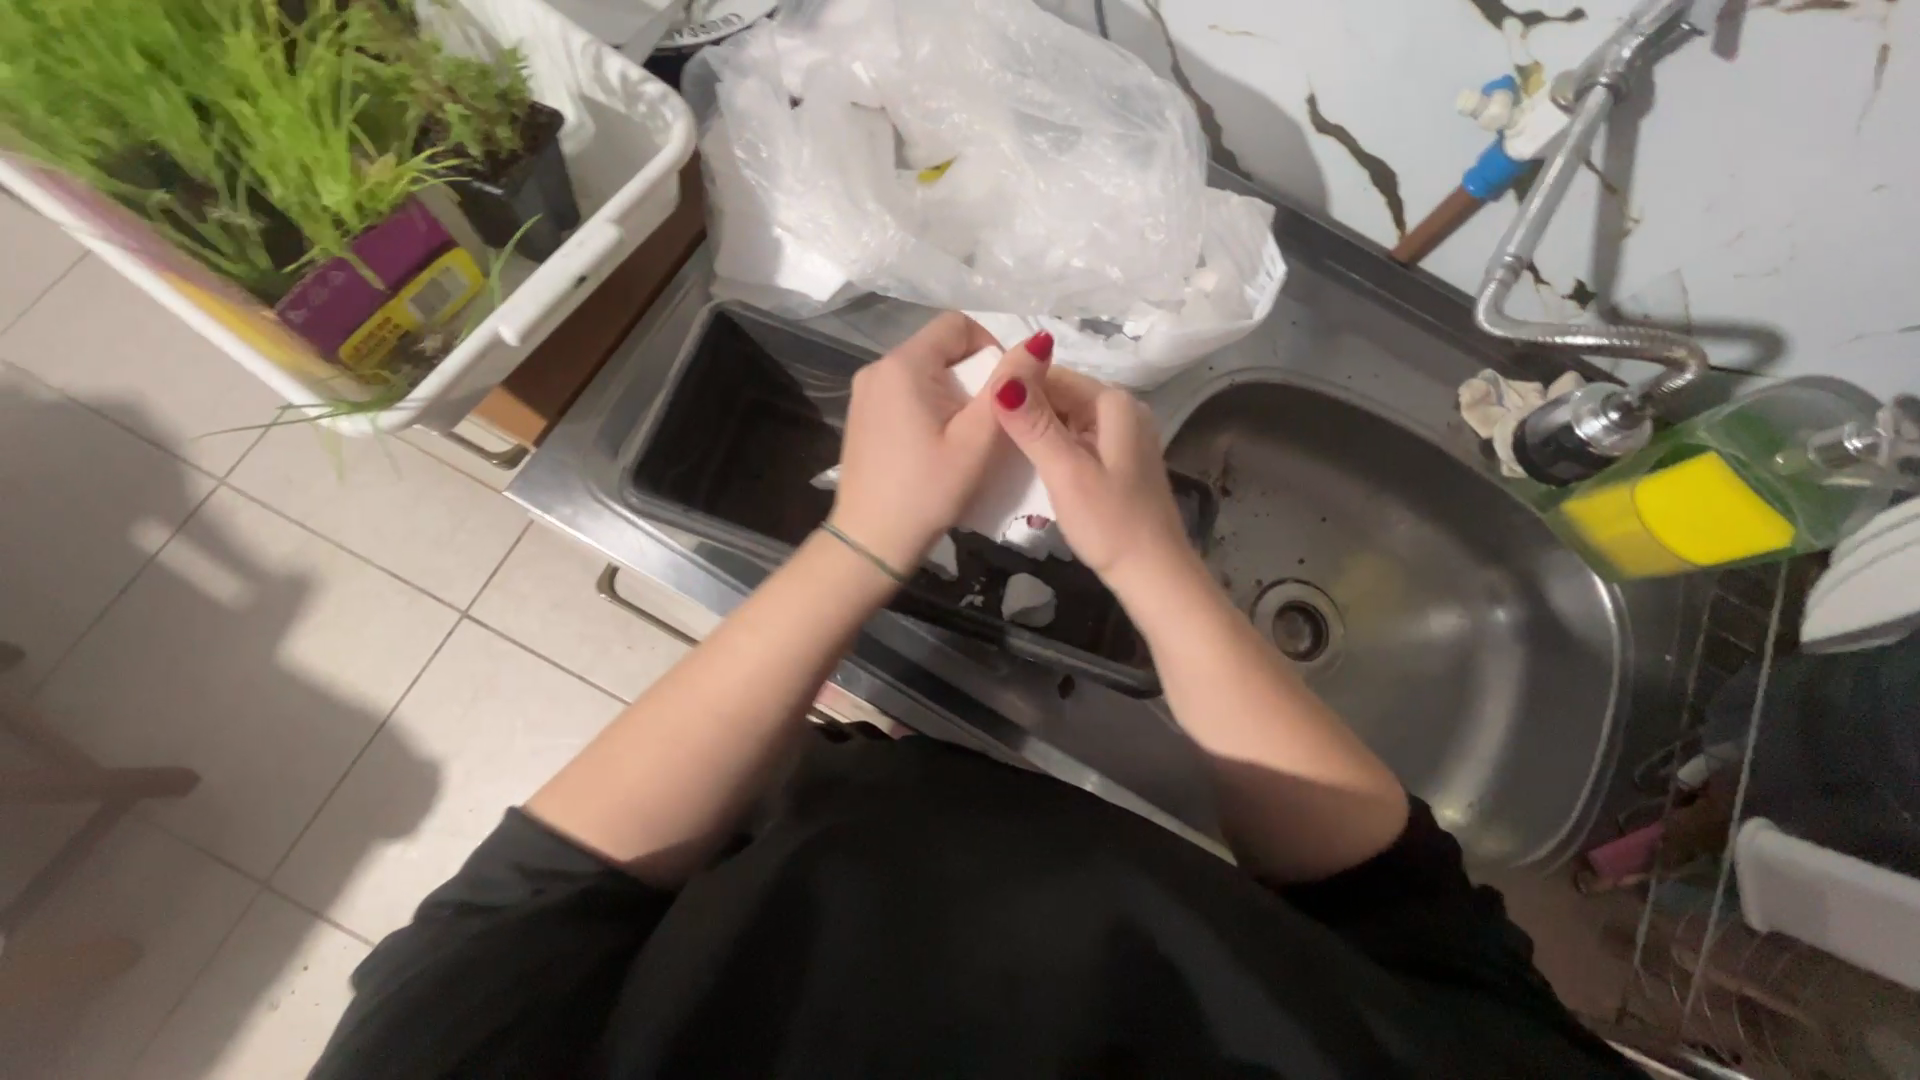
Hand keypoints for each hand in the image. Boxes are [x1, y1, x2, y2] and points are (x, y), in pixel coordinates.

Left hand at [830, 313, 1041, 574]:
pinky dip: (928, 409)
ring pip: (923, 373)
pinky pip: (904, 395)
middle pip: (940, 349)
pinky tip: (935, 448)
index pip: (958, 324)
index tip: (1002, 393)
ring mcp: (864, 393)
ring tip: (964, 439)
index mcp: (904, 364)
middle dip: (972, 377)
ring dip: (952, 395)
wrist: (872, 541)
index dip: (990, 348)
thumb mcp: (978, 439)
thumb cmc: (929, 490)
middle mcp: (877, 368)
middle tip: (987, 423)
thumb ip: (1010, 386)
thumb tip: (1039, 340)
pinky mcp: (861, 417)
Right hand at [990, 362, 1195, 592]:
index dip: (1015, 389)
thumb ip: (1034, 425)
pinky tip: (1032, 468)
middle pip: (1060, 395)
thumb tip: (1003, 378)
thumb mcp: (1066, 472)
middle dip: (1025, 411)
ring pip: (1066, 418)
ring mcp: (1123, 436)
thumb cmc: (1109, 523)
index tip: (981, 413)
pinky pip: (1077, 440)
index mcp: (1113, 402)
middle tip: (985, 437)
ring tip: (1000, 452)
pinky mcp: (1119, 460)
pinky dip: (1054, 449)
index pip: (1052, 375)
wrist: (1153, 574)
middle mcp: (1122, 409)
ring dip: (1036, 432)